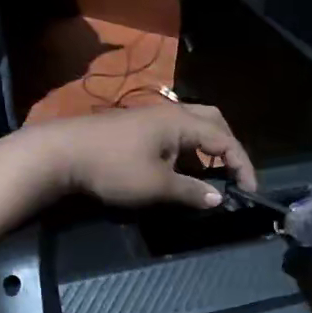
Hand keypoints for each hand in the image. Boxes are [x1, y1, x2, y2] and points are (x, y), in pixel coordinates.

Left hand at [26, 104, 256, 208]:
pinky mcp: (136, 127)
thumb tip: (218, 199)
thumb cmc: (113, 167)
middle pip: (212, 121)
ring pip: (192, 126)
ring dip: (206, 149)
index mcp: (181, 122)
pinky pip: (174, 133)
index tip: (250, 191)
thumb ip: (191, 191)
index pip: (226, 140)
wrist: (61, 153)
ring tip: (208, 177)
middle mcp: (171, 113)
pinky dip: (186, 150)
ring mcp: (151, 118)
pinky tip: (178, 170)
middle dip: (228, 147)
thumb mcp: (156, 185)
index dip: (242, 166)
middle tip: (233, 174)